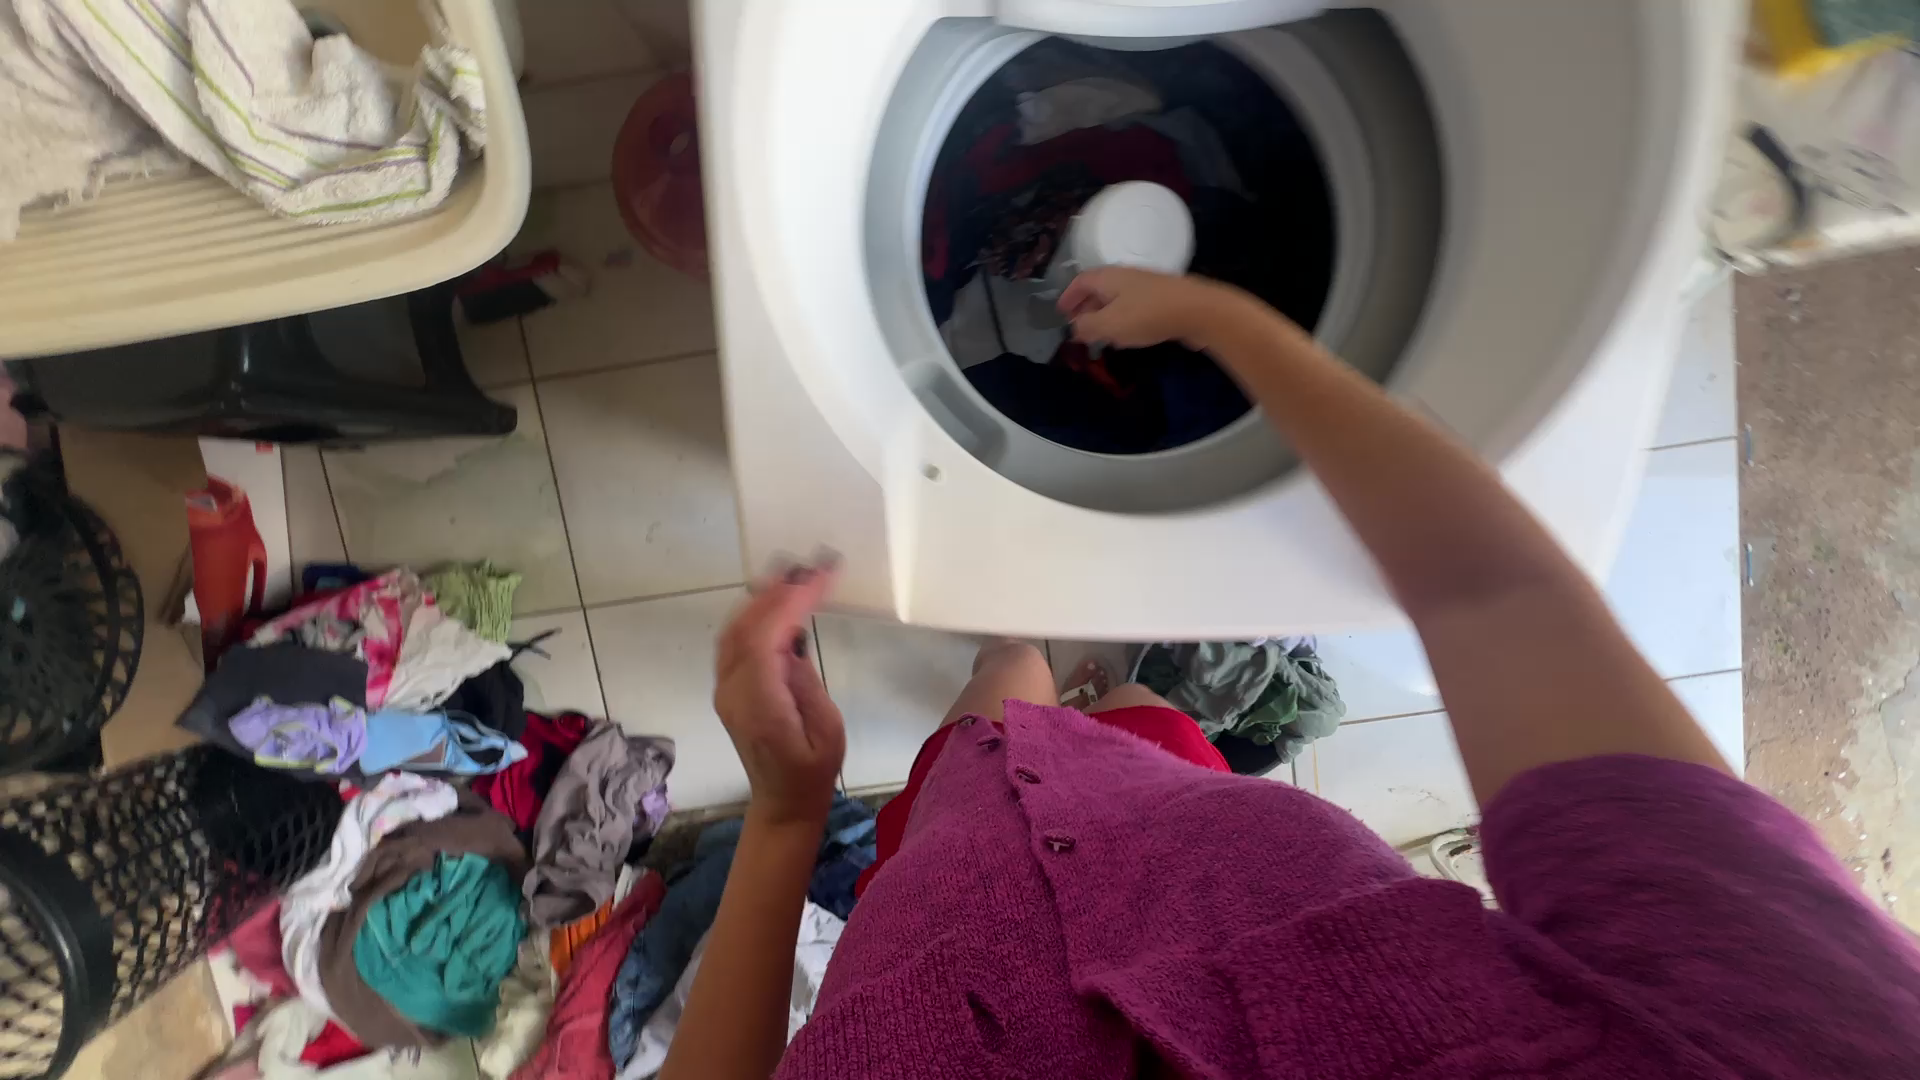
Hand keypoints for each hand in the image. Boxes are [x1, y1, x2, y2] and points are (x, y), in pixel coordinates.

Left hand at [713, 556, 846, 826]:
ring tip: (791, 571)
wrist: (783, 800)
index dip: (790, 603)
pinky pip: (734, 640)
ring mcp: (725, 688)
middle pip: (744, 628)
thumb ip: (805, 683)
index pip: (766, 640)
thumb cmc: (813, 769)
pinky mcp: (729, 686)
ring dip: (760, 597)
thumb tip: (792, 642)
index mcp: (761, 705)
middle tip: (807, 563)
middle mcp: (733, 692)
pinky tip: (773, 598)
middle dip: (775, 591)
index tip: (820, 577)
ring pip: (733, 630)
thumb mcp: (827, 730)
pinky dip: (752, 613)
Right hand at [1058, 266, 1241, 350]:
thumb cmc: (1147, 316)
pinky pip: (1132, 306)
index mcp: (1108, 278)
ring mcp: (1145, 286)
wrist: (1197, 310)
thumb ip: (1087, 326)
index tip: (1060, 312)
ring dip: (1103, 315)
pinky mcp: (1161, 299)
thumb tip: (1073, 328)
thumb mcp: (1109, 324)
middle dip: (1084, 307)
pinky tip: (1126, 335)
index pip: (1080, 282)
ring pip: (1115, 299)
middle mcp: (1125, 276)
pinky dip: (1121, 318)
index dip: (1068, 297)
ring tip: (1098, 335)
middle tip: (1077, 326)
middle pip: (1098, 289)